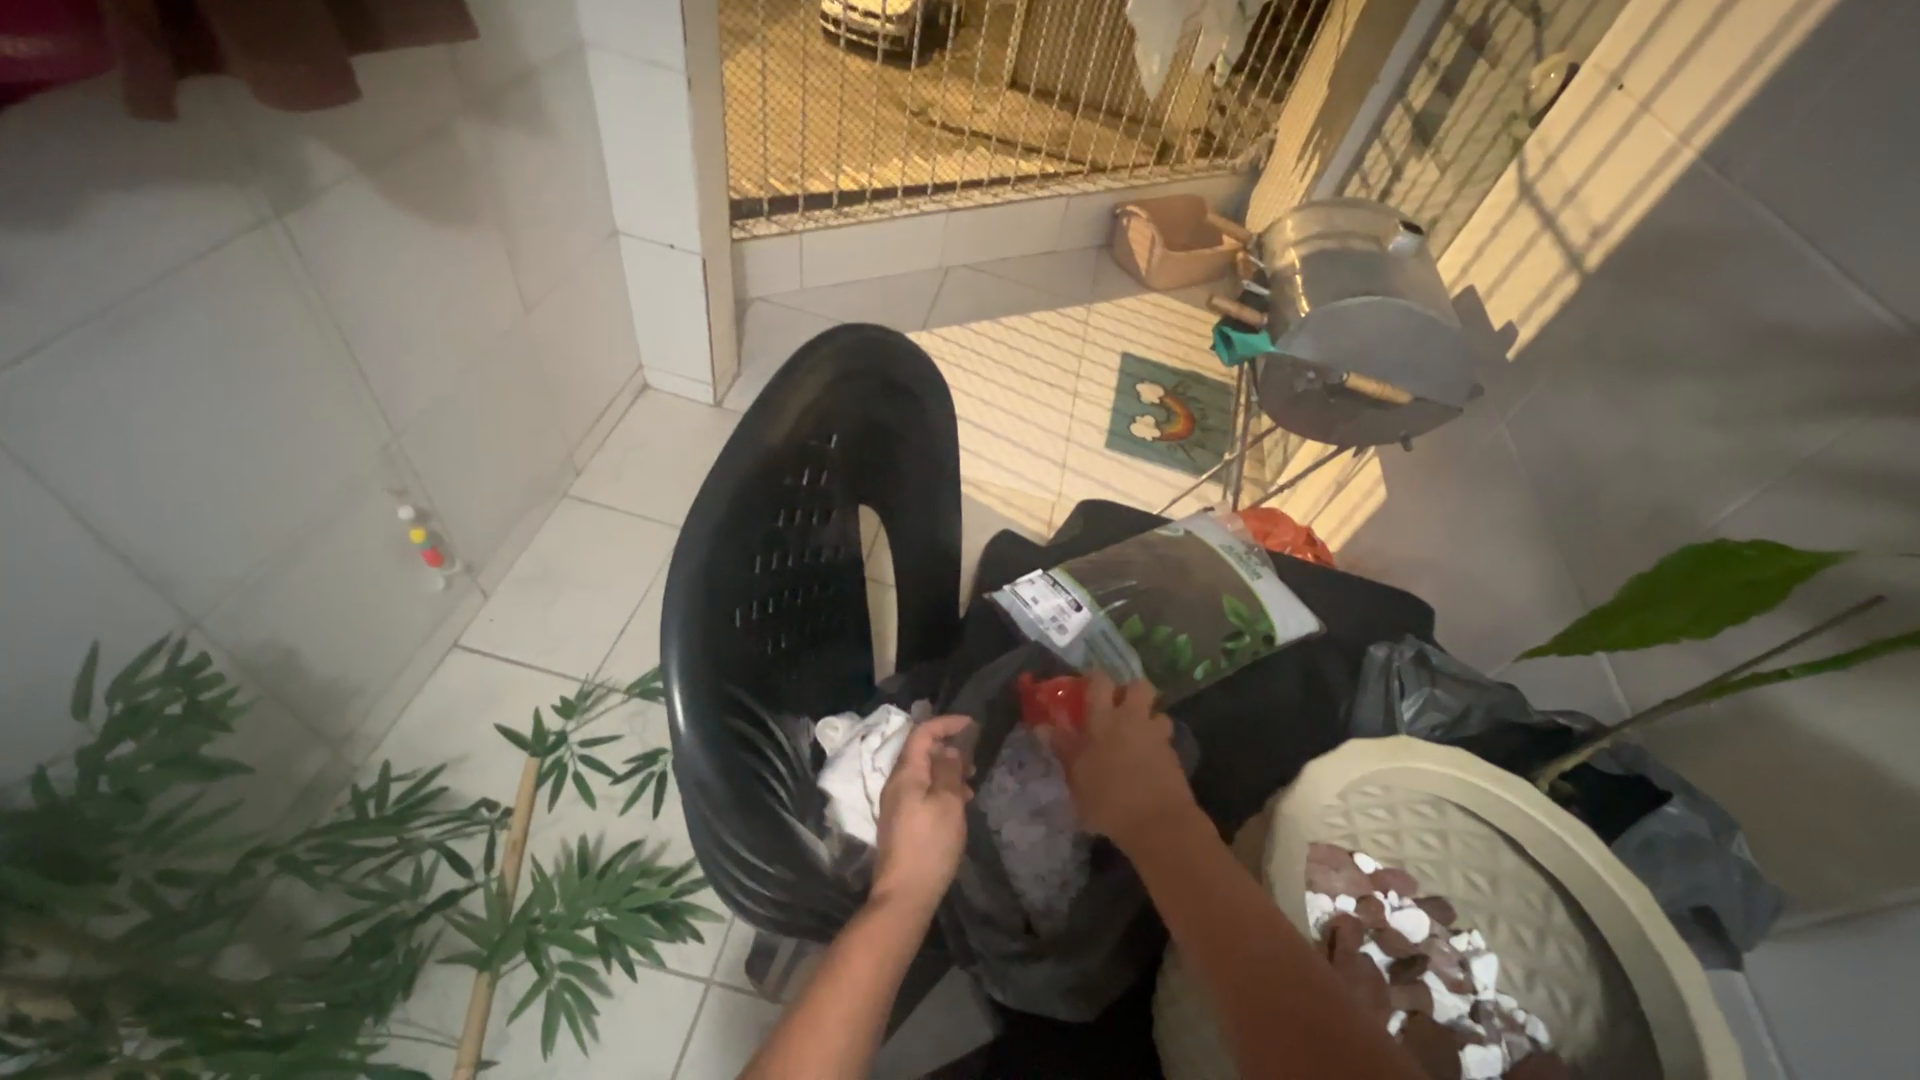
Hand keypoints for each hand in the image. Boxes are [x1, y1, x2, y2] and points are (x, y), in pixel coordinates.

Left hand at [872, 713, 973, 913]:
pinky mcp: (901, 822)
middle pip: (920, 752)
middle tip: (974, 760)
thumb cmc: (930, 845)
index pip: (922, 733)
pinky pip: (922, 792)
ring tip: (971, 785)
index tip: (971, 724)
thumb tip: (949, 750)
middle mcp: (896, 784)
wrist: (904, 893)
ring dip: (947, 771)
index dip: (946, 723)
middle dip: (948, 748)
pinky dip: (941, 790)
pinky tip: (959, 806)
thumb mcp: (947, 803)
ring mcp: (896, 804)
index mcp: (905, 773)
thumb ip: (948, 771)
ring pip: (923, 774)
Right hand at [1042, 673, 1197, 850]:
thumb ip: (1063, 748)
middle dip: (1130, 691)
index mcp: (1103, 719)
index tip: (1087, 686)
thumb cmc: (1107, 799)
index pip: (1100, 681)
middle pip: (1139, 686)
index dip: (1095, 678)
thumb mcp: (1076, 776)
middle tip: (1118, 707)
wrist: (1158, 821)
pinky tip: (1147, 760)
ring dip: (1148, 717)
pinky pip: (1165, 738)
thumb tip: (1042, 727)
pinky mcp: (1173, 755)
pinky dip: (1157, 743)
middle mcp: (1132, 718)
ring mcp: (1156, 735)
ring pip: (1157, 712)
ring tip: (1137, 735)